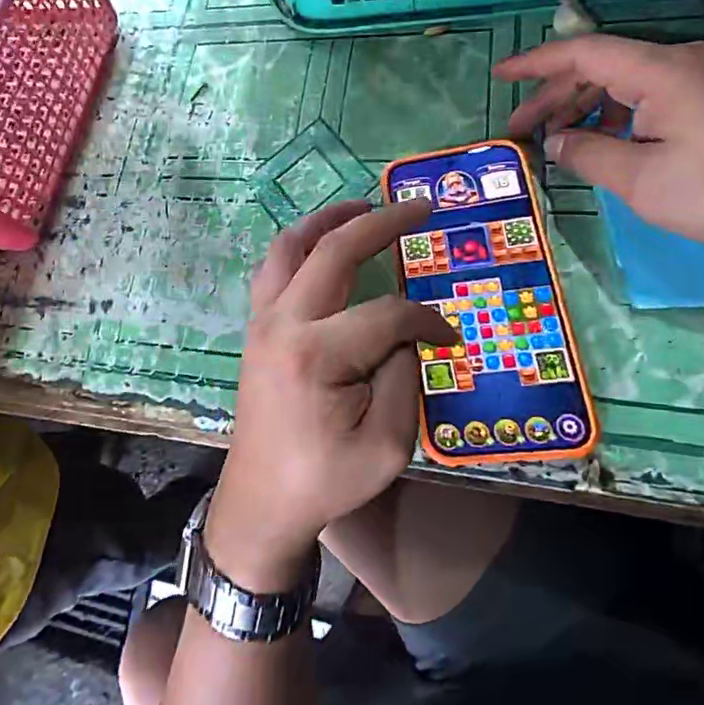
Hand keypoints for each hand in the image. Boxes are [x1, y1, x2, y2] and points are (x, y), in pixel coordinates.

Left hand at [209, 199, 457, 591]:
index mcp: (317, 355)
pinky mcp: (256, 327)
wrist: (262, 499)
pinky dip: (301, 245)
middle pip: (333, 251)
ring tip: (364, 205)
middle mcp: (283, 324)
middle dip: (381, 222)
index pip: (387, 314)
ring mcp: (262, 321)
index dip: (425, 320)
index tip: (447, 337)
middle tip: (417, 206)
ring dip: (328, 220)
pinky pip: (274, 268)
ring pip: (290, 247)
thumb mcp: (387, 446)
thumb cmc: (325, 479)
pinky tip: (323, 245)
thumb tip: (408, 333)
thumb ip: (403, 377)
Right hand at [496, 36, 703, 251]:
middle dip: (555, 95)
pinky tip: (611, 142)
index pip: (582, 52)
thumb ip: (589, 155)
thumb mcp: (644, 182)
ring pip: (629, 81)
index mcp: (659, 71)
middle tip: (521, 128)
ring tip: (560, 140)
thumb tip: (557, 140)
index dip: (535, 62)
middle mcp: (682, 60)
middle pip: (602, 66)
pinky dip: (621, 113)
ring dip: (588, 106)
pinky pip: (655, 94)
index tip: (500, 74)